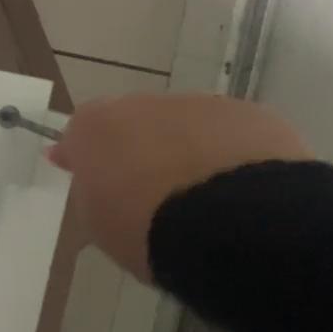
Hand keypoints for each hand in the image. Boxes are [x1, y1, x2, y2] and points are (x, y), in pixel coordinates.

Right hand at [46, 94, 310, 282]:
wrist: (233, 223)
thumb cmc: (145, 228)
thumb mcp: (97, 221)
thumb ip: (90, 190)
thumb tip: (93, 176)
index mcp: (93, 126)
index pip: (80, 134)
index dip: (88, 158)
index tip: (97, 184)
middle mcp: (140, 103)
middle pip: (134, 123)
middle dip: (141, 150)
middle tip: (152, 193)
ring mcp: (197, 105)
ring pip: (186, 126)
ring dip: (189, 151)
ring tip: (206, 200)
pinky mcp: (251, 114)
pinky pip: (233, 135)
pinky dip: (233, 156)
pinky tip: (243, 192)